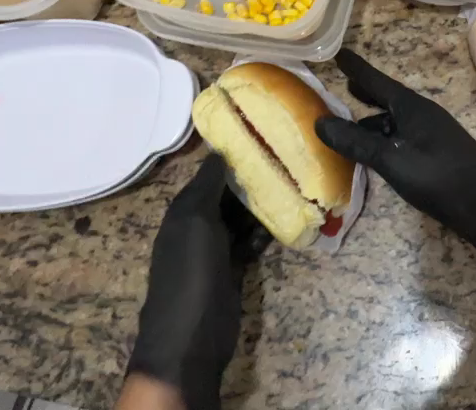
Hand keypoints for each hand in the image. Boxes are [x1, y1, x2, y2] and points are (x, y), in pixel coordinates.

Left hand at [126, 154, 270, 409]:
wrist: (190, 338)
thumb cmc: (189, 272)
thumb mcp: (195, 220)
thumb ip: (207, 184)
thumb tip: (219, 148)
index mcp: (184, 210)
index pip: (211, 174)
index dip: (234, 157)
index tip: (265, 137)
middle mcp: (199, 224)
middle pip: (230, 194)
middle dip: (253, 181)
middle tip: (287, 162)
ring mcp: (216, 248)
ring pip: (244, 216)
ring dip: (263, 207)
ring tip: (290, 191)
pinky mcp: (233, 267)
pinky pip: (251, 241)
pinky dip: (264, 233)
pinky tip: (282, 225)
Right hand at [315, 49, 475, 266]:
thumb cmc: (439, 177)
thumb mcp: (392, 160)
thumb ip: (357, 142)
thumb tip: (320, 123)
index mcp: (413, 108)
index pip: (378, 82)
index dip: (357, 69)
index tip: (339, 54)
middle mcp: (422, 115)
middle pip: (387, 99)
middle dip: (365, 92)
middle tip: (344, 84)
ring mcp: (430, 135)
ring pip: (394, 121)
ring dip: (371, 120)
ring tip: (348, 124)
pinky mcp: (434, 155)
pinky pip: (401, 138)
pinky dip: (383, 140)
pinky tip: (373, 153)